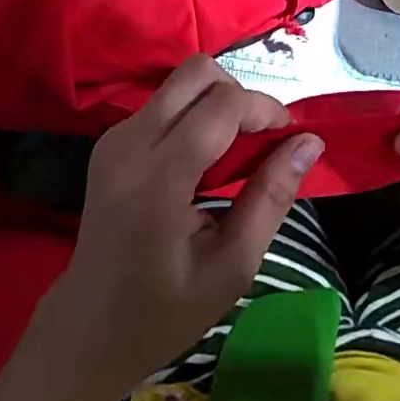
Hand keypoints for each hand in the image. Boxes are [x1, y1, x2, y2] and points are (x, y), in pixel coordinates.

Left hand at [35, 55, 324, 400]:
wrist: (89, 328)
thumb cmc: (165, 311)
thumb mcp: (233, 265)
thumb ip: (272, 196)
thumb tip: (310, 142)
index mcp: (157, 179)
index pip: (221, 105)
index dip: (265, 109)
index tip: (289, 138)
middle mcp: (129, 143)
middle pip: (197, 72)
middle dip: (240, 94)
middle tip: (259, 140)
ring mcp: (114, 138)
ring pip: (181, 82)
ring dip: (218, 103)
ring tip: (234, 155)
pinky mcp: (110, 141)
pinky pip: (165, 103)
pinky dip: (196, 115)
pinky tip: (204, 162)